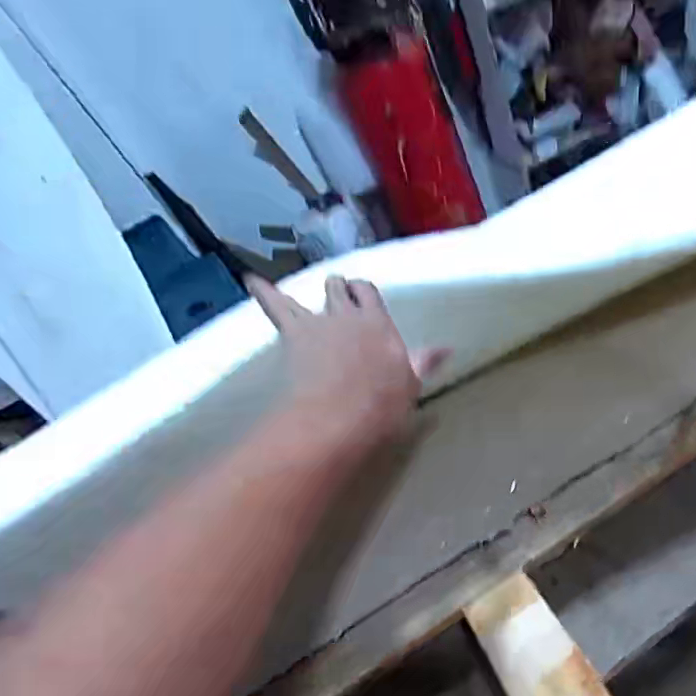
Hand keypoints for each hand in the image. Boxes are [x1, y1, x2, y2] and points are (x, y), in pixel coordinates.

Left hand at [247, 274, 450, 449]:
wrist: (338, 417)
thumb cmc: (381, 407)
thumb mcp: (410, 385)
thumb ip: (423, 362)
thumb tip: (446, 348)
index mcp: (382, 325)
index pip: (371, 295)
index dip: (365, 295)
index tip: (364, 301)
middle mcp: (352, 314)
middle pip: (344, 288)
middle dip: (342, 289)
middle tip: (341, 298)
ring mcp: (322, 319)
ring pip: (321, 289)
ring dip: (320, 289)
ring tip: (315, 290)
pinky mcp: (295, 330)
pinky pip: (275, 303)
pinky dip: (262, 290)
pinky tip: (250, 279)